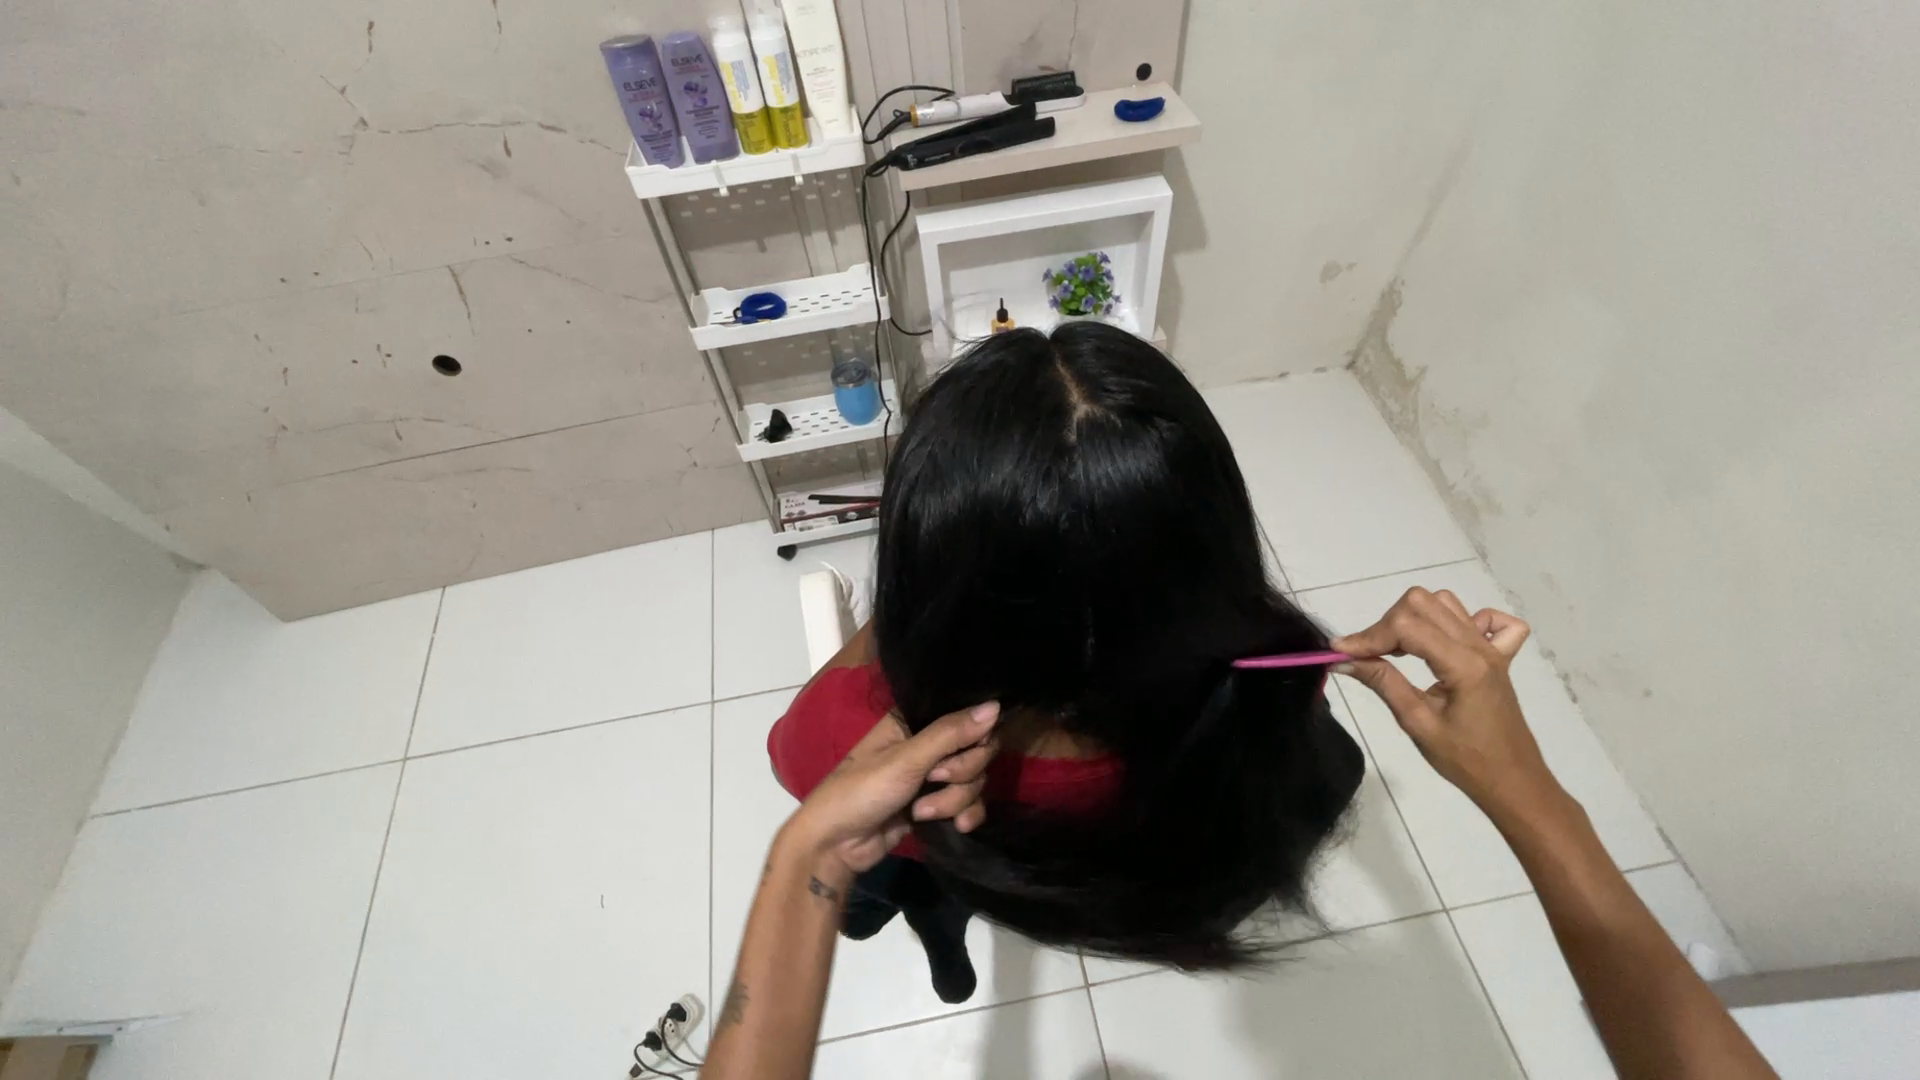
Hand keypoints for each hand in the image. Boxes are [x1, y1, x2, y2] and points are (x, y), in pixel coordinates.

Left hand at [783, 702, 999, 886]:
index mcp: (915, 721)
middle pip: (977, 751)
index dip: (974, 738)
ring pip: (974, 781)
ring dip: (954, 801)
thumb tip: (995, 706)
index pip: (968, 718)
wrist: (835, 846)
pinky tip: (955, 828)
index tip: (955, 755)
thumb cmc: (861, 791)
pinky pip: (970, 805)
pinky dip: (965, 816)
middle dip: (961, 775)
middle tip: (933, 781)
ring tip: (922, 813)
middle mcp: (929, 744)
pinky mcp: (937, 806)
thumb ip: (950, 734)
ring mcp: (933, 777)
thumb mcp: (906, 760)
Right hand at [1332, 588, 1558, 817]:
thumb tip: (1342, 660)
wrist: (1513, 782)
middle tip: (1371, 655)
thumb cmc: (1464, 760)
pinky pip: (1487, 620)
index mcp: (1463, 665)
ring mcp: (1492, 649)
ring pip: (1445, 603)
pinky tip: (1445, 643)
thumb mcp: (1416, 722)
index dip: (1368, 635)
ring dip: (1414, 617)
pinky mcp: (1499, 656)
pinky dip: (1463, 620)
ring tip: (1400, 650)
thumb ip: (1382, 682)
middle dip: (1387, 624)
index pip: (1405, 625)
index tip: (1342, 654)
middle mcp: (1479, 647)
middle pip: (1422, 603)